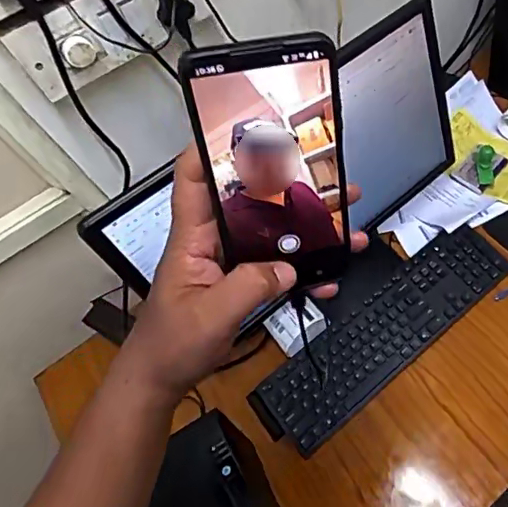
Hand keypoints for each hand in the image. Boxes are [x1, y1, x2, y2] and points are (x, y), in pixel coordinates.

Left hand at [119, 146, 368, 395]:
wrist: (163, 377)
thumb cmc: (169, 345)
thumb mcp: (210, 315)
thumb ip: (250, 287)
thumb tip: (287, 269)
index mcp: (193, 239)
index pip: (194, 179)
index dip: (211, 148)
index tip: (243, 129)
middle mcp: (214, 243)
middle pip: (252, 202)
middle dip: (288, 186)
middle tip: (323, 177)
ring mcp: (232, 263)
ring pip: (275, 234)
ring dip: (310, 228)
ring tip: (344, 221)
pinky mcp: (245, 284)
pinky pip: (281, 269)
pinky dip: (307, 271)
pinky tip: (330, 276)